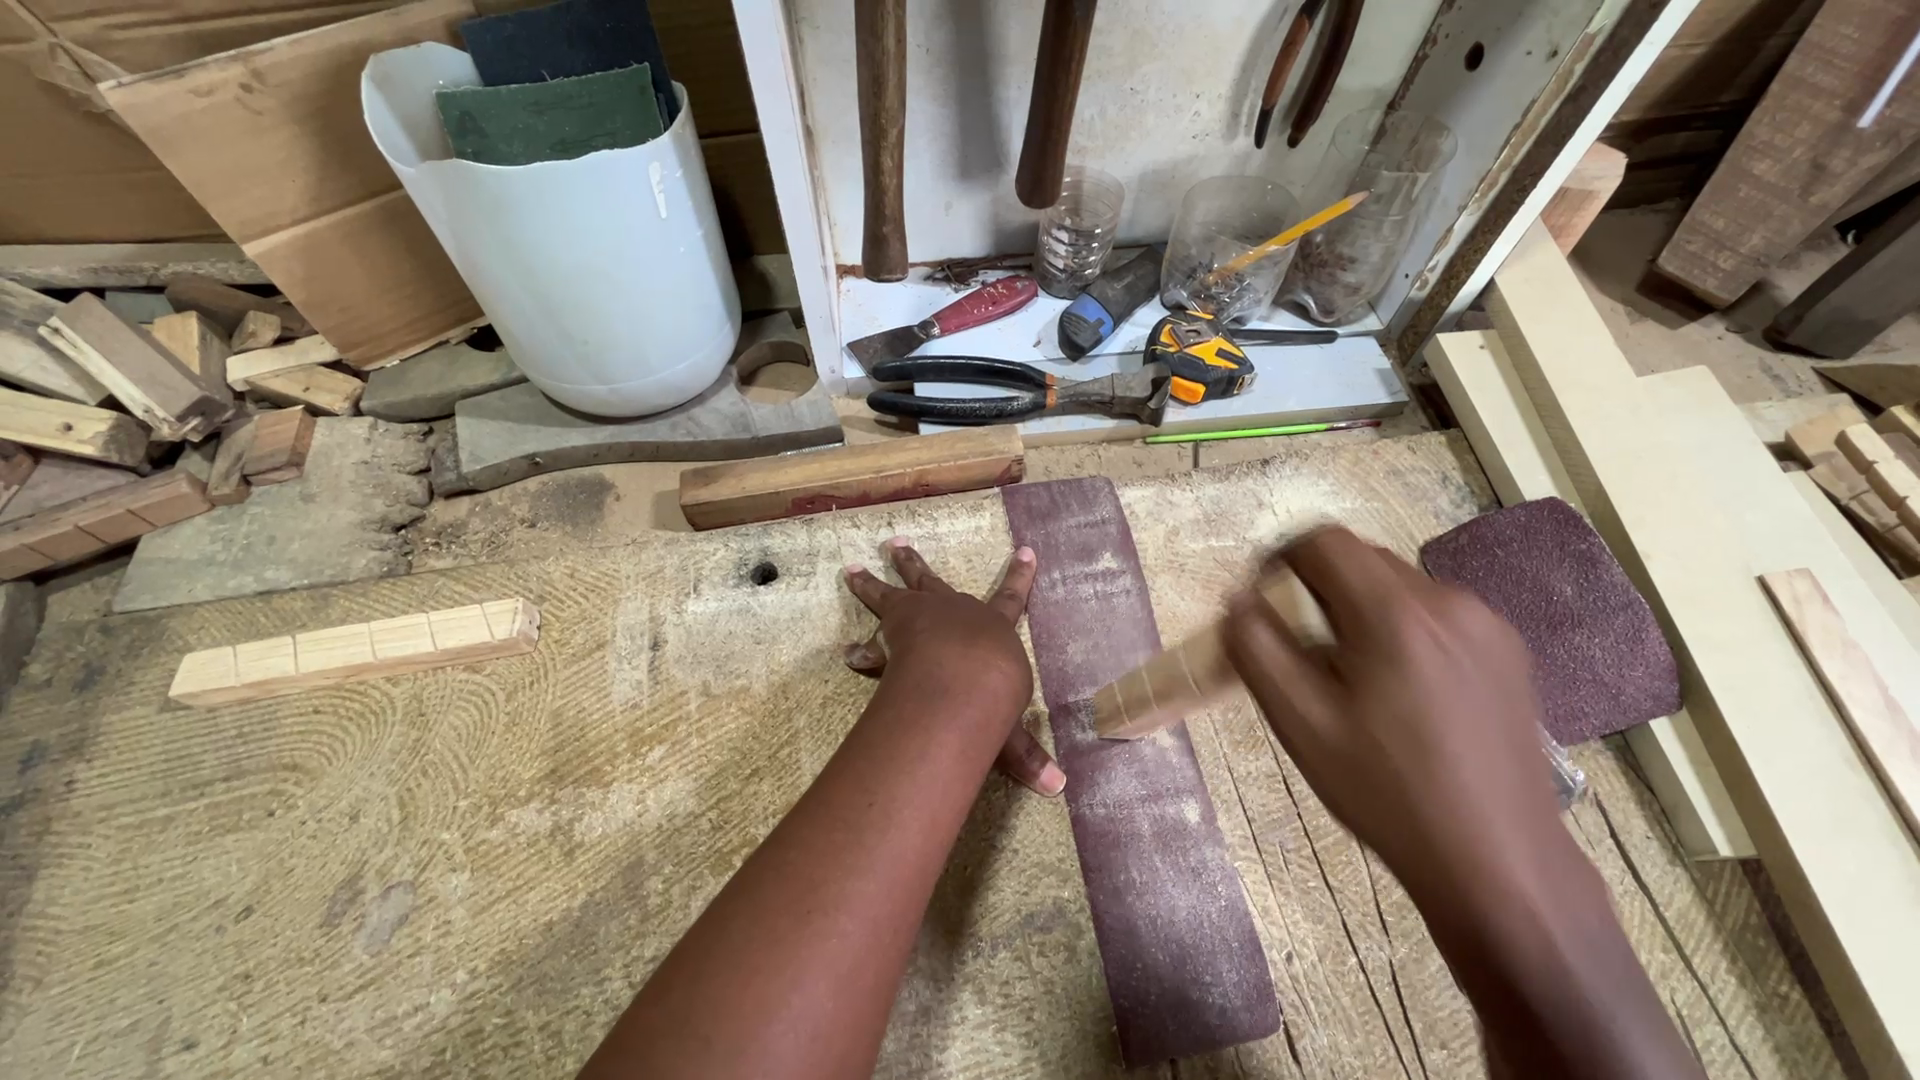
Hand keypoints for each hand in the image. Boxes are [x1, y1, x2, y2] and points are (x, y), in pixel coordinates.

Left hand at [843, 537, 1064, 796]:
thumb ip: (1027, 756)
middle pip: (934, 582)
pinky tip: (847, 653)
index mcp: (993, 627)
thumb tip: (1058, 788)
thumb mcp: (1011, 728)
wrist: (964, 671)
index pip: (1013, 598)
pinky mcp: (896, 620)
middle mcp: (957, 610)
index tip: (1027, 551)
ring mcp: (924, 610)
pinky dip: (861, 646)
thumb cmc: (994, 693)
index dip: (1022, 576)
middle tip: (897, 544)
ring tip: (851, 568)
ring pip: (898, 588)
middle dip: (915, 565)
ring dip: (875, 580)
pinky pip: (871, 626)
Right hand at [1222, 527, 1565, 902]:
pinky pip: (1438, 616)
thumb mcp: (1300, 723)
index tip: (1263, 601)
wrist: (1496, 859)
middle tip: (1301, 650)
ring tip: (1352, 678)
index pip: (1323, 541)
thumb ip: (1257, 649)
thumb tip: (1238, 600)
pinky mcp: (1510, 652)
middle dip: (1320, 590)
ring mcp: (1488, 625)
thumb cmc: (1385, 791)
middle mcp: (1448, 601)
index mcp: (1394, 612)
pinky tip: (1403, 693)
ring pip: (1401, 588)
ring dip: (1362, 611)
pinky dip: (1404, 632)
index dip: (1280, 559)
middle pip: (1363, 561)